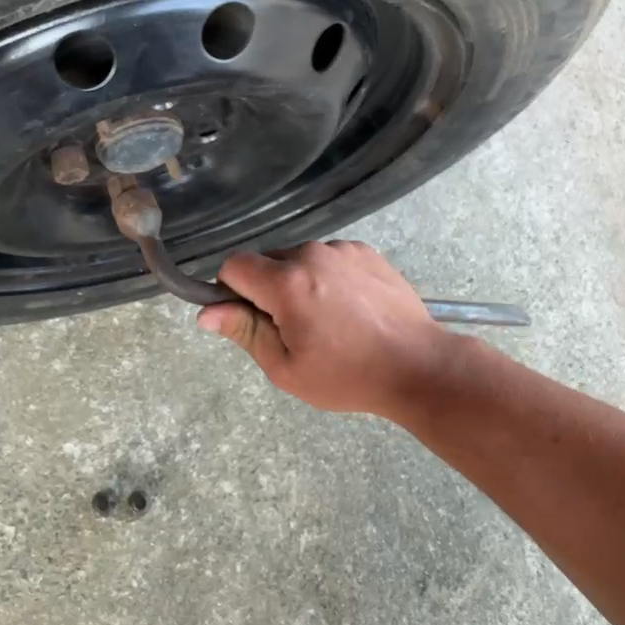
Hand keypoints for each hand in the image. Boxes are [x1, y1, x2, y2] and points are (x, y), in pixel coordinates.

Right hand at [202, 241, 458, 416]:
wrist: (418, 366)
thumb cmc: (347, 376)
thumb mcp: (286, 368)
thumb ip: (244, 332)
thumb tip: (205, 312)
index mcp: (286, 283)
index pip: (234, 265)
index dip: (232, 290)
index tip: (251, 318)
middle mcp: (310, 254)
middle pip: (267, 260)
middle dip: (268, 289)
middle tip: (294, 328)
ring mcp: (341, 249)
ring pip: (299, 259)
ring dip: (299, 281)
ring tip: (328, 320)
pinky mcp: (365, 251)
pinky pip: (329, 257)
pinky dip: (328, 276)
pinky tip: (350, 308)